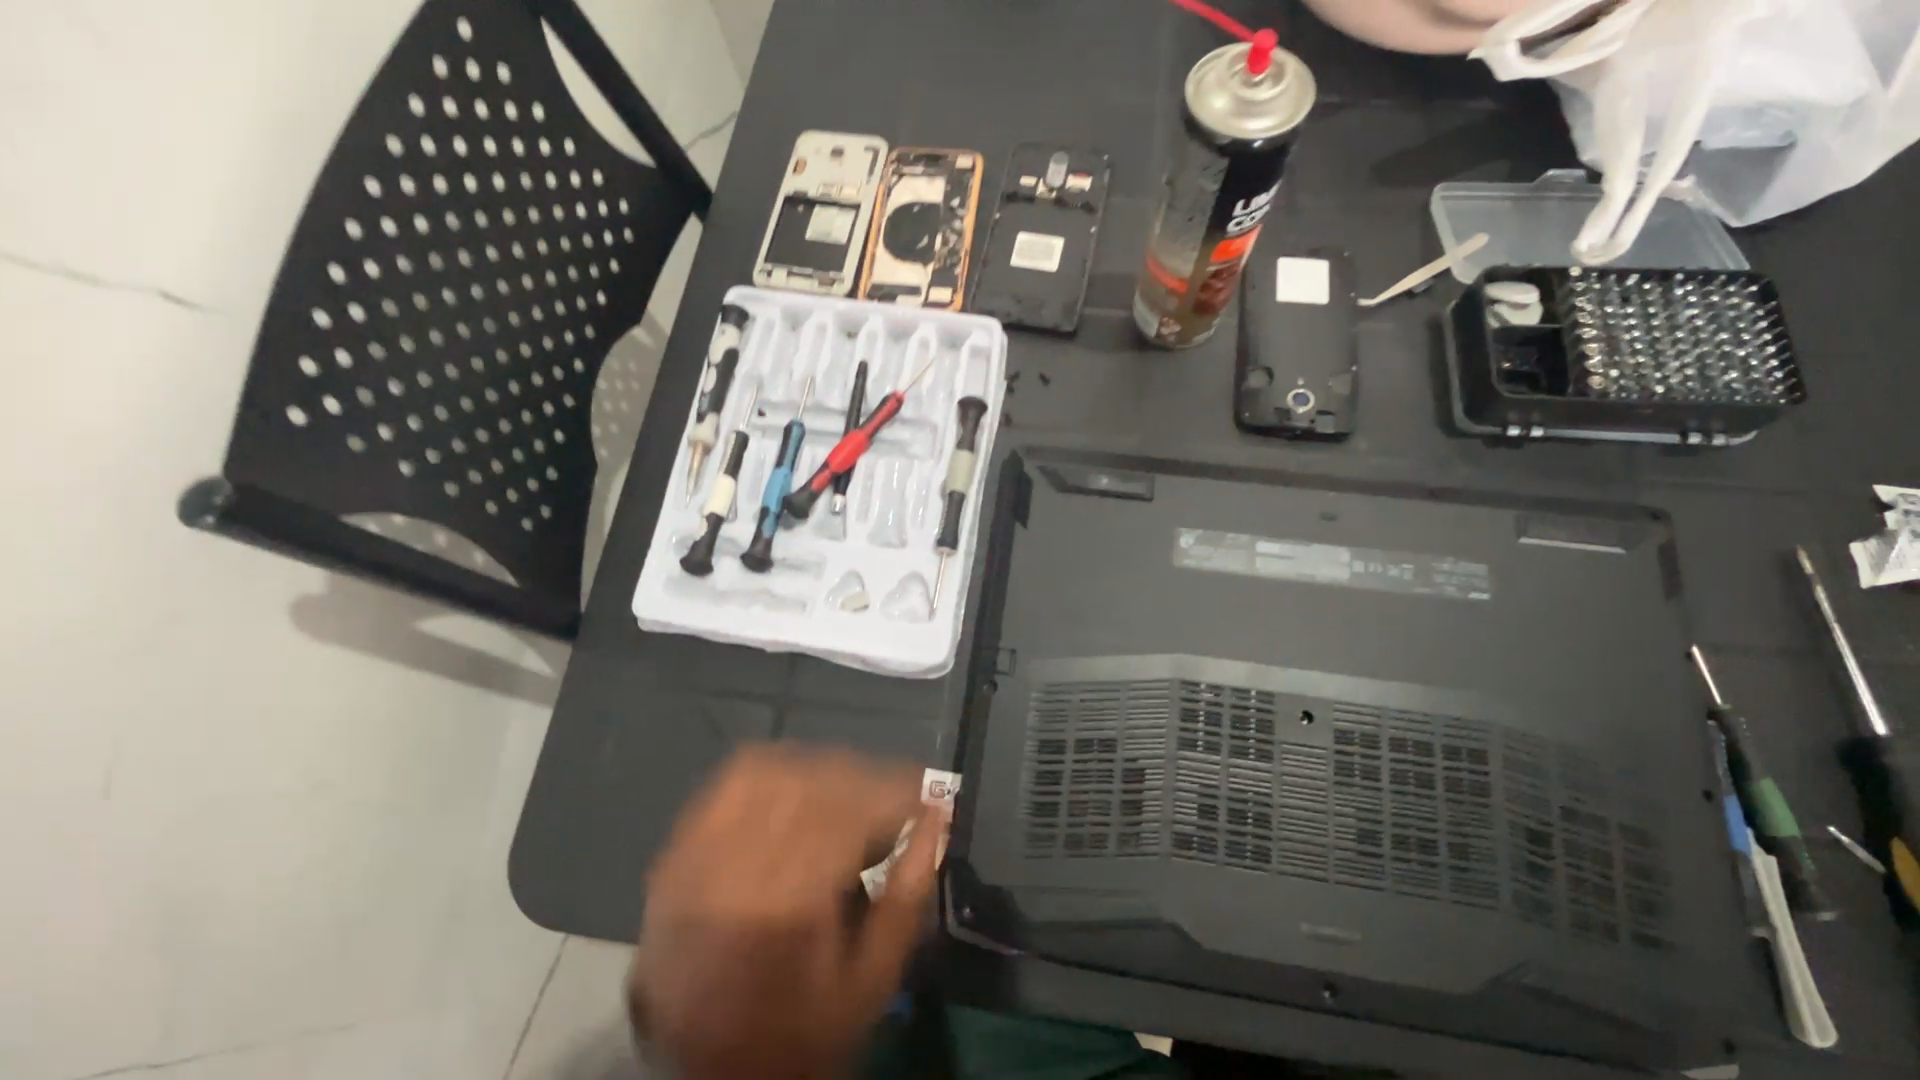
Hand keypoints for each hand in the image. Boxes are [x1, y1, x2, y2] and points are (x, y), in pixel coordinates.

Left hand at [630, 744, 944, 1079]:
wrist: (704, 1072)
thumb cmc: (801, 1032)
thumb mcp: (871, 982)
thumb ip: (908, 897)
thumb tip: (936, 822)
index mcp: (789, 903)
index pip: (850, 811)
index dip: (896, 792)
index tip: (926, 798)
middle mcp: (737, 867)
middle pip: (809, 782)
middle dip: (863, 777)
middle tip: (894, 795)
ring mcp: (698, 857)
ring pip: (765, 772)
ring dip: (817, 769)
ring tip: (847, 790)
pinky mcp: (675, 856)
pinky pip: (723, 788)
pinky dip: (768, 774)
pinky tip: (795, 789)